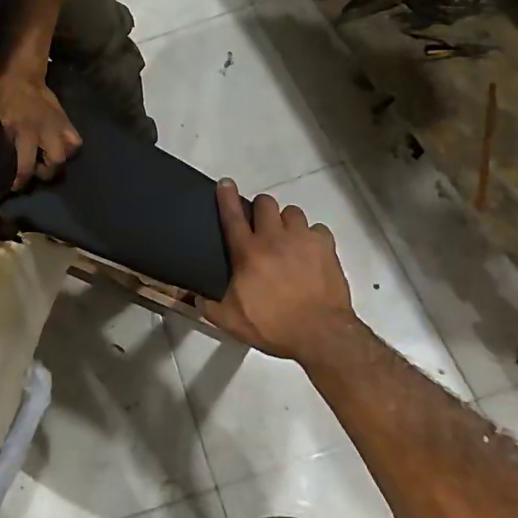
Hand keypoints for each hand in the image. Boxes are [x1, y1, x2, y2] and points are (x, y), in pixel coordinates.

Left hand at [0, 69, 81, 190]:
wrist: (20, 75)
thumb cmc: (1, 95)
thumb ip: (0, 141)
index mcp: (22, 132)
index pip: (25, 165)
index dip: (20, 181)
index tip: (14, 188)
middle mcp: (43, 131)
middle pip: (55, 163)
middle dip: (45, 174)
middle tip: (34, 173)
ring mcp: (58, 126)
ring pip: (69, 152)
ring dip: (58, 161)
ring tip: (47, 160)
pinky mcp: (66, 120)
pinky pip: (75, 140)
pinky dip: (69, 147)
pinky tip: (59, 147)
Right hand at [201, 178, 359, 360]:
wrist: (319, 333)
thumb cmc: (273, 328)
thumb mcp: (232, 322)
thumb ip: (209, 305)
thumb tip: (191, 296)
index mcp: (248, 253)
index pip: (232, 216)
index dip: (226, 196)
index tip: (225, 183)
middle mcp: (274, 238)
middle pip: (265, 203)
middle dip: (260, 209)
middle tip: (261, 226)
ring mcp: (303, 238)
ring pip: (292, 212)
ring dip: (286, 222)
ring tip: (287, 240)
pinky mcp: (326, 245)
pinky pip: (317, 229)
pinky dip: (312, 237)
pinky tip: (310, 252)